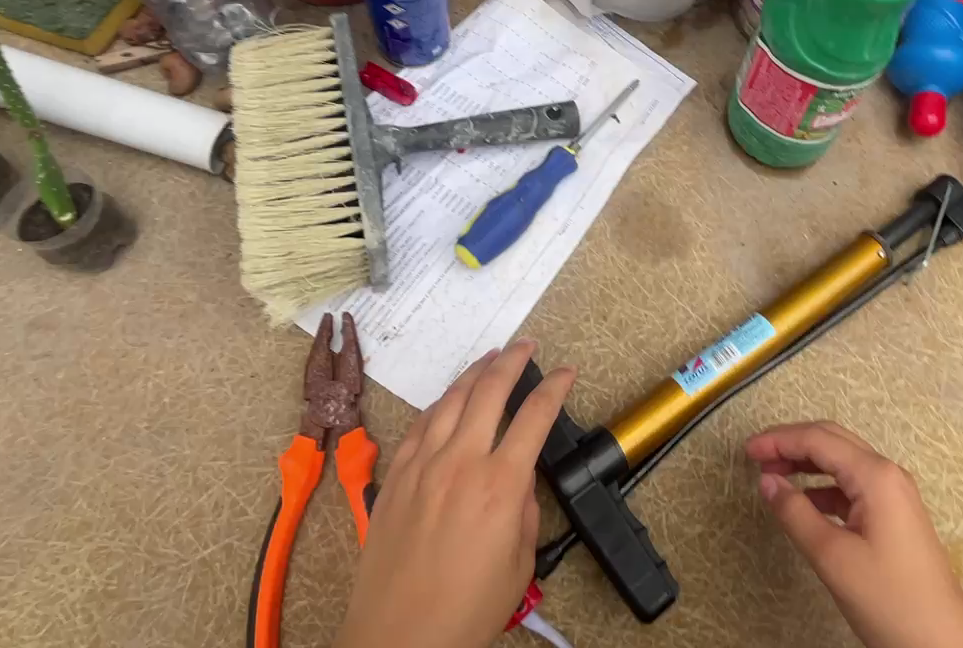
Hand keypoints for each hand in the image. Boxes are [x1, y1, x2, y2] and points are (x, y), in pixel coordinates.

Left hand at [334, 340, 575, 647]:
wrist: (398, 640)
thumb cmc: (466, 610)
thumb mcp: (519, 562)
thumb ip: (524, 508)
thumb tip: (519, 476)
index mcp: (500, 484)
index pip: (535, 415)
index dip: (555, 387)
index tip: (566, 372)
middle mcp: (461, 462)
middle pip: (490, 390)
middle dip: (512, 359)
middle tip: (527, 344)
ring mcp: (423, 465)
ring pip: (451, 398)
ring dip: (475, 371)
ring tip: (491, 356)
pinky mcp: (396, 476)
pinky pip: (420, 424)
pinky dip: (440, 402)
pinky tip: (448, 398)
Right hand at [747, 421, 962, 647]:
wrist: (944, 645)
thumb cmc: (890, 600)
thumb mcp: (833, 557)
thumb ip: (795, 513)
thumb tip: (767, 481)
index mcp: (875, 475)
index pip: (818, 439)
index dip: (779, 439)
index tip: (747, 451)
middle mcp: (887, 474)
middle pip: (831, 440)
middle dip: (791, 442)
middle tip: (756, 456)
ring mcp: (894, 494)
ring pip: (841, 461)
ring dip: (805, 462)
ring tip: (772, 476)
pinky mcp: (894, 515)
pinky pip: (851, 485)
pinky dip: (822, 485)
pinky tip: (802, 502)